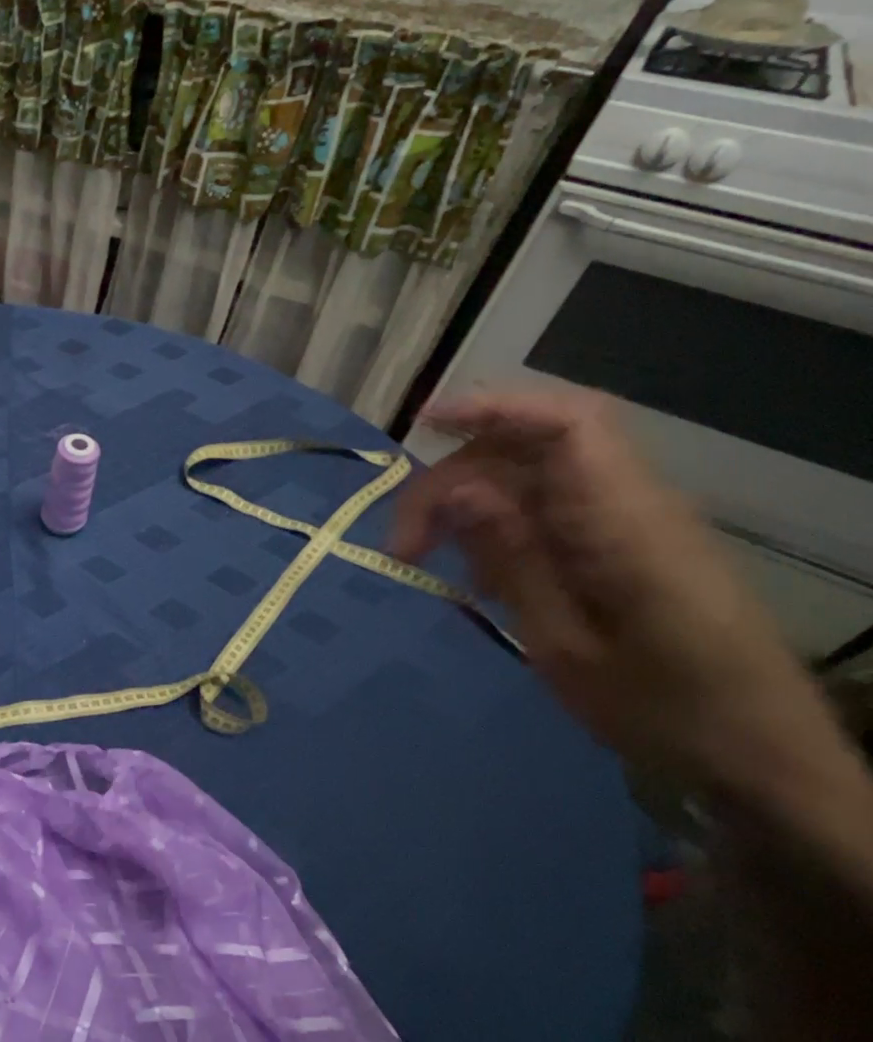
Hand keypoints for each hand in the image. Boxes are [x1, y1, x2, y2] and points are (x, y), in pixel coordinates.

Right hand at [390, 391, 834, 795]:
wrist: (760, 756)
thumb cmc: (665, 711)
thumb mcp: (567, 646)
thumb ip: (513, 560)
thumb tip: (458, 490)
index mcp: (627, 523)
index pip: (567, 424)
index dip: (492, 408)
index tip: (422, 427)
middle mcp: (632, 506)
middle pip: (528, 448)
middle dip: (451, 479)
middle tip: (403, 547)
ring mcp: (629, 523)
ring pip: (529, 476)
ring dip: (466, 503)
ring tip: (427, 560)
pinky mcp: (621, 545)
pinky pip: (546, 509)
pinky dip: (495, 527)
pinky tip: (477, 576)